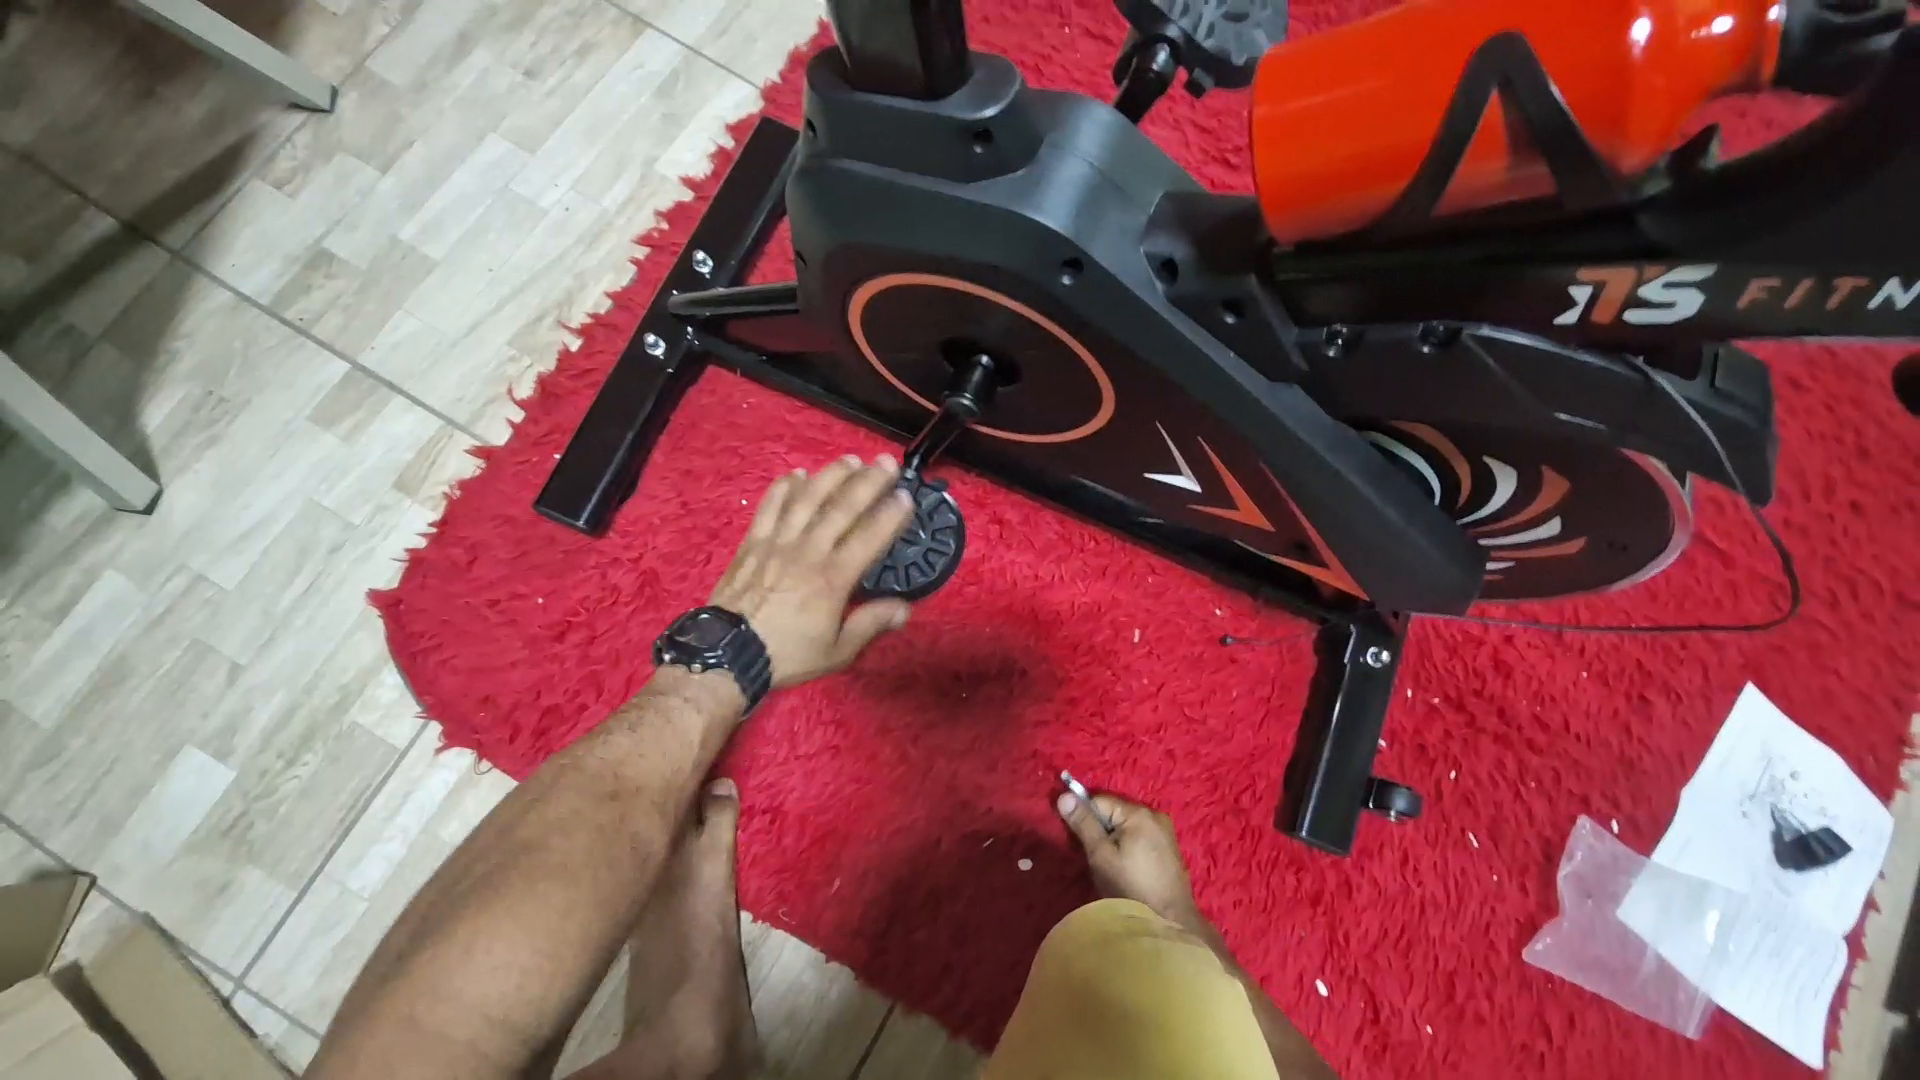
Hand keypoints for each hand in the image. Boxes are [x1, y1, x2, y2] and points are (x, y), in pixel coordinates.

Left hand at [708, 455, 917, 688]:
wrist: (727, 655)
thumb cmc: (786, 655)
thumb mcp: (837, 652)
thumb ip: (871, 625)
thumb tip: (906, 608)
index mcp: (833, 579)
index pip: (868, 538)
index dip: (889, 515)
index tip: (906, 495)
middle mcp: (808, 552)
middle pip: (841, 508)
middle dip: (867, 482)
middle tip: (886, 463)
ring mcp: (777, 543)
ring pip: (807, 500)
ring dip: (830, 476)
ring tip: (850, 460)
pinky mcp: (753, 543)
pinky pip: (769, 508)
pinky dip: (783, 488)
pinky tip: (797, 474)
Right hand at [1057, 790, 1202, 929]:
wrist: (1170, 922)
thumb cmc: (1130, 888)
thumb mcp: (1100, 855)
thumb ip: (1083, 823)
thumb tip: (1064, 795)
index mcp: (1138, 813)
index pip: (1099, 801)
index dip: (1083, 817)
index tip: (1077, 840)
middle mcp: (1155, 814)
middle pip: (1114, 811)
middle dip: (1099, 829)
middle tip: (1094, 856)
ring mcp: (1165, 831)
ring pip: (1126, 825)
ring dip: (1113, 838)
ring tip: (1110, 865)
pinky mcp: (1169, 848)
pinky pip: (1140, 836)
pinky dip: (1128, 846)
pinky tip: (1126, 868)